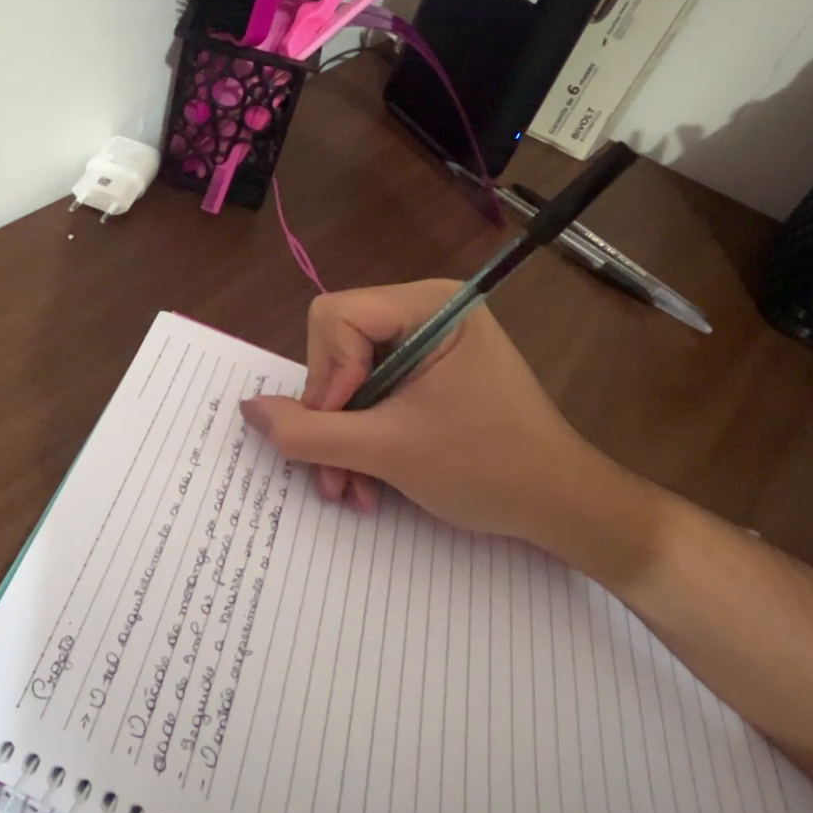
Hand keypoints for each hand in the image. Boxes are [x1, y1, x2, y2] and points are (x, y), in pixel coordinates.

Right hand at [240, 280, 620, 542]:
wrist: (564, 507)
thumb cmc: (488, 468)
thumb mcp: (387, 452)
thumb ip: (308, 431)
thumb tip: (248, 409)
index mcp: (429, 305)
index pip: (334, 318)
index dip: (326, 376)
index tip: (345, 429)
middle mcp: (426, 311)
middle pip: (336, 349)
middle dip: (331, 418)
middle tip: (335, 474)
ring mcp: (427, 342)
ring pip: (348, 379)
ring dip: (341, 439)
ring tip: (350, 490)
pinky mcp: (428, 373)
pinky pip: (371, 394)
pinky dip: (362, 438)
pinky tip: (367, 482)